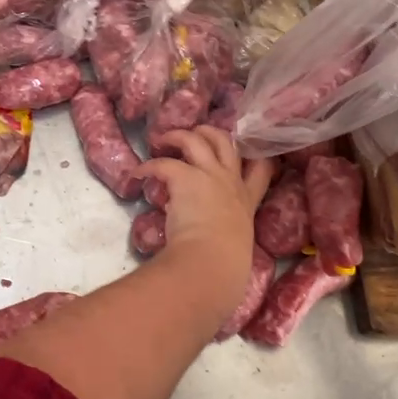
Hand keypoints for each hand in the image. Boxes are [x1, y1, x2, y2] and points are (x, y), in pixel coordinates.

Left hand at [136, 127, 274, 312]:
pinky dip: (146, 167)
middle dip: (210, 133)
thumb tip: (201, 225)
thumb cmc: (226, 265)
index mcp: (246, 202)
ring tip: (162, 140)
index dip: (254, 155)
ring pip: (196, 140)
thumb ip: (223, 228)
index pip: (261, 171)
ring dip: (177, 136)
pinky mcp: (185, 177)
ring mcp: (210, 176)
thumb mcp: (234, 242)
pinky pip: (163, 163)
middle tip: (195, 133)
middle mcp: (231, 183)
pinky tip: (136, 174)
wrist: (213, 262)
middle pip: (226, 143)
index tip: (244, 148)